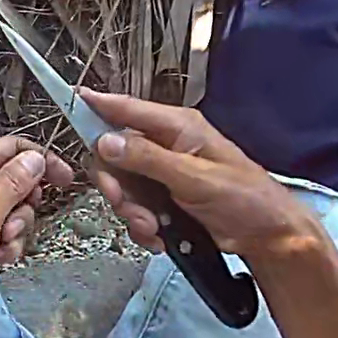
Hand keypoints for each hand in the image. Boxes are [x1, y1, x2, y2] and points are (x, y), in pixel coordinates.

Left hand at [0, 136, 73, 335]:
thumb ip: (14, 182)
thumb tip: (36, 157)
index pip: (12, 148)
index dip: (40, 160)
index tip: (65, 178)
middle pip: (19, 180)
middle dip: (21, 206)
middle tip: (9, 222)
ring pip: (18, 210)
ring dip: (14, 230)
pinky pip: (10, 233)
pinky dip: (7, 246)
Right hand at [81, 89, 329, 262]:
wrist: (268, 238)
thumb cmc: (243, 198)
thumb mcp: (193, 177)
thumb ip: (147, 159)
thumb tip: (104, 141)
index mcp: (175, 127)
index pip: (126, 108)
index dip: (96, 104)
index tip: (70, 100)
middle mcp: (163, 144)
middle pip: (113, 154)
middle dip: (116, 185)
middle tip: (125, 206)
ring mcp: (161, 172)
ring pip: (121, 185)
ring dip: (130, 210)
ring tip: (152, 228)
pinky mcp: (162, 197)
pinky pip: (134, 205)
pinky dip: (141, 224)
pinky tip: (158, 236)